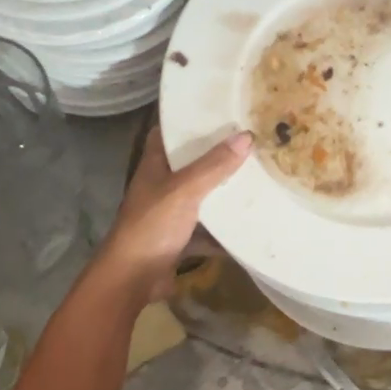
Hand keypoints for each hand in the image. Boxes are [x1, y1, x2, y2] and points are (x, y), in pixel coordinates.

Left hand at [96, 126, 251, 301]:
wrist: (133, 278)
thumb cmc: (152, 227)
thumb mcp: (184, 191)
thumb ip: (213, 166)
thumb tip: (246, 137)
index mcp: (155, 167)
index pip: (168, 134)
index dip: (188, 121)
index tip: (218, 111)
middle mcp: (161, 187)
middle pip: (190, 166)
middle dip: (216, 158)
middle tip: (250, 144)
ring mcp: (169, 216)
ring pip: (201, 199)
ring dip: (223, 195)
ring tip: (256, 180)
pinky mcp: (179, 242)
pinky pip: (207, 232)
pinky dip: (224, 232)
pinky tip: (249, 226)